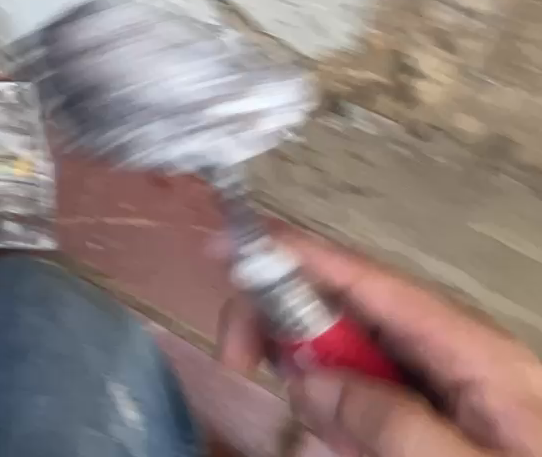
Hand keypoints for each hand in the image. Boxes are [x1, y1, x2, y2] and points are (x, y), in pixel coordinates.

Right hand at [217, 232, 541, 456]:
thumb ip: (394, 424)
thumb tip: (309, 382)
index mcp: (468, 347)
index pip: (360, 276)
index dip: (284, 252)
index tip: (218, 249)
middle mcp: (444, 348)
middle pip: (330, 307)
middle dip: (277, 330)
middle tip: (238, 363)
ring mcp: (434, 378)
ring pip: (334, 350)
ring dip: (310, 386)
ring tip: (338, 442)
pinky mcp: (425, 405)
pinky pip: (355, 388)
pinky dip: (334, 411)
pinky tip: (352, 445)